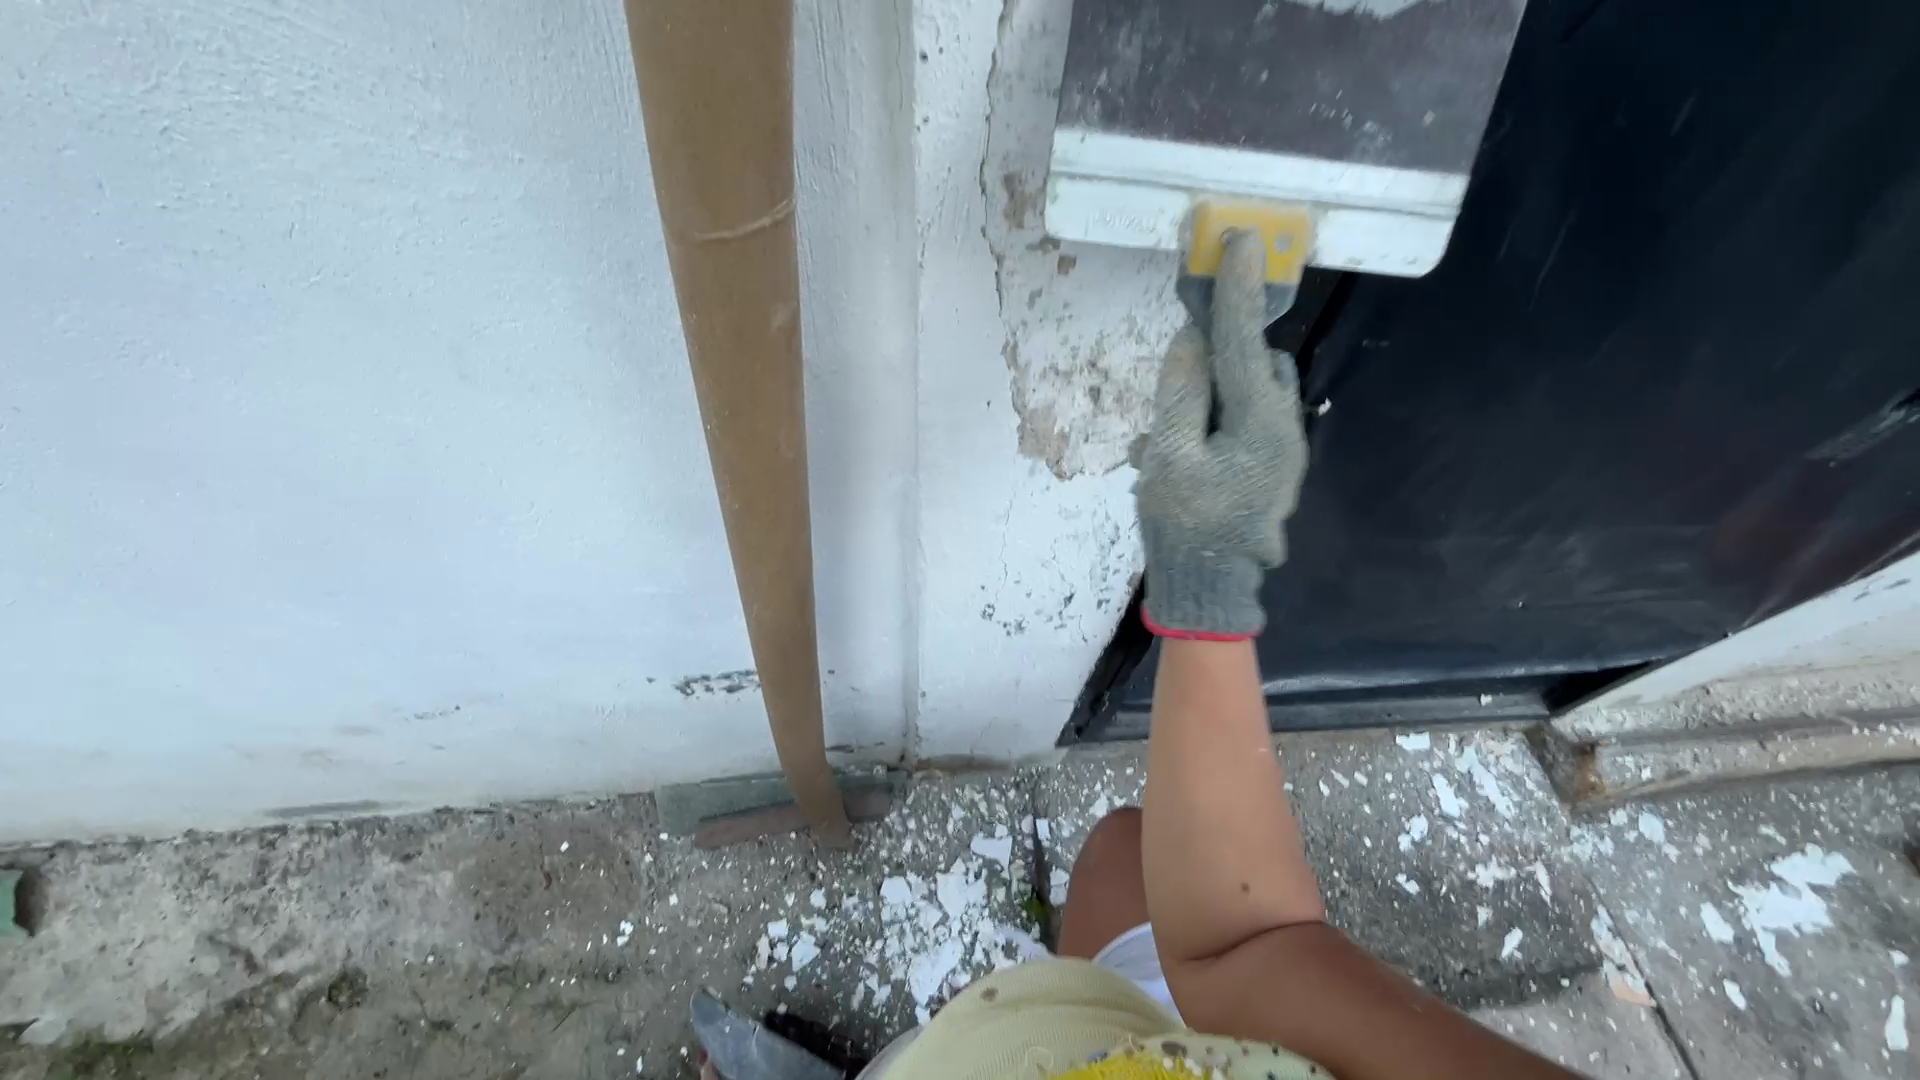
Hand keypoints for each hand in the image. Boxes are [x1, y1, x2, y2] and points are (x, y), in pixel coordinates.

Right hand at [1133, 229, 1308, 638]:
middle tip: (1182, 364)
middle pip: (1256, 363)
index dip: (1238, 289)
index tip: (1239, 237)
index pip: (1246, 341)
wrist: (1211, 586)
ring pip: (1256, 391)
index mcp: (1260, 422)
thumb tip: (1191, 341)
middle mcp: (1285, 427)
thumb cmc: (1186, 523)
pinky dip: (1222, 416)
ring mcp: (1285, 449)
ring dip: (1222, 389)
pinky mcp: (1275, 466)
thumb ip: (1180, 393)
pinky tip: (1193, 450)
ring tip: (1181, 427)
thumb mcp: (1169, 457)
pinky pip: (1250, 420)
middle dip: (1224, 352)